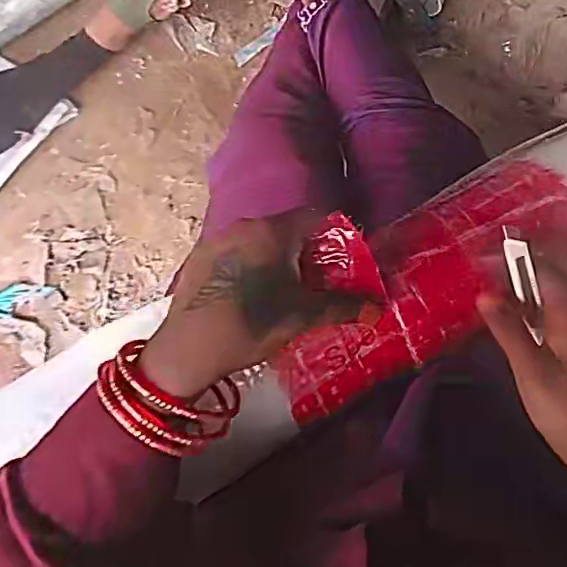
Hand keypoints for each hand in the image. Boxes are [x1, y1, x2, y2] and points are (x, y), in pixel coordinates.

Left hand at [139, 212, 367, 397]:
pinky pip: (234, 252)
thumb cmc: (252, 326)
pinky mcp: (197, 258)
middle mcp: (243, 226)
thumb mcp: (302, 316)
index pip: (314, 217)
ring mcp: (216, 240)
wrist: (188, 350)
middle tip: (315, 279)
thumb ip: (342, 306)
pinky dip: (249, 265)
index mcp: (271, 232)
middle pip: (285, 228)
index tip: (340, 259)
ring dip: (275, 257)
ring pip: (257, 240)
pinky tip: (249, 293)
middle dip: (304, 250)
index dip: (333, 235)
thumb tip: (377, 308)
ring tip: (282, 289)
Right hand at [478, 261, 566, 492]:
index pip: (547, 270)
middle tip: (489, 263)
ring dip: (528, 283)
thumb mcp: (530, 372)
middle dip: (525, 262)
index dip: (517, 256)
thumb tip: (484, 292)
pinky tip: (515, 313)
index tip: (485, 254)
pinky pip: (557, 310)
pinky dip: (535, 303)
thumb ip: (509, 330)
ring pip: (557, 292)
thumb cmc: (566, 413)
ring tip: (495, 283)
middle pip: (557, 275)